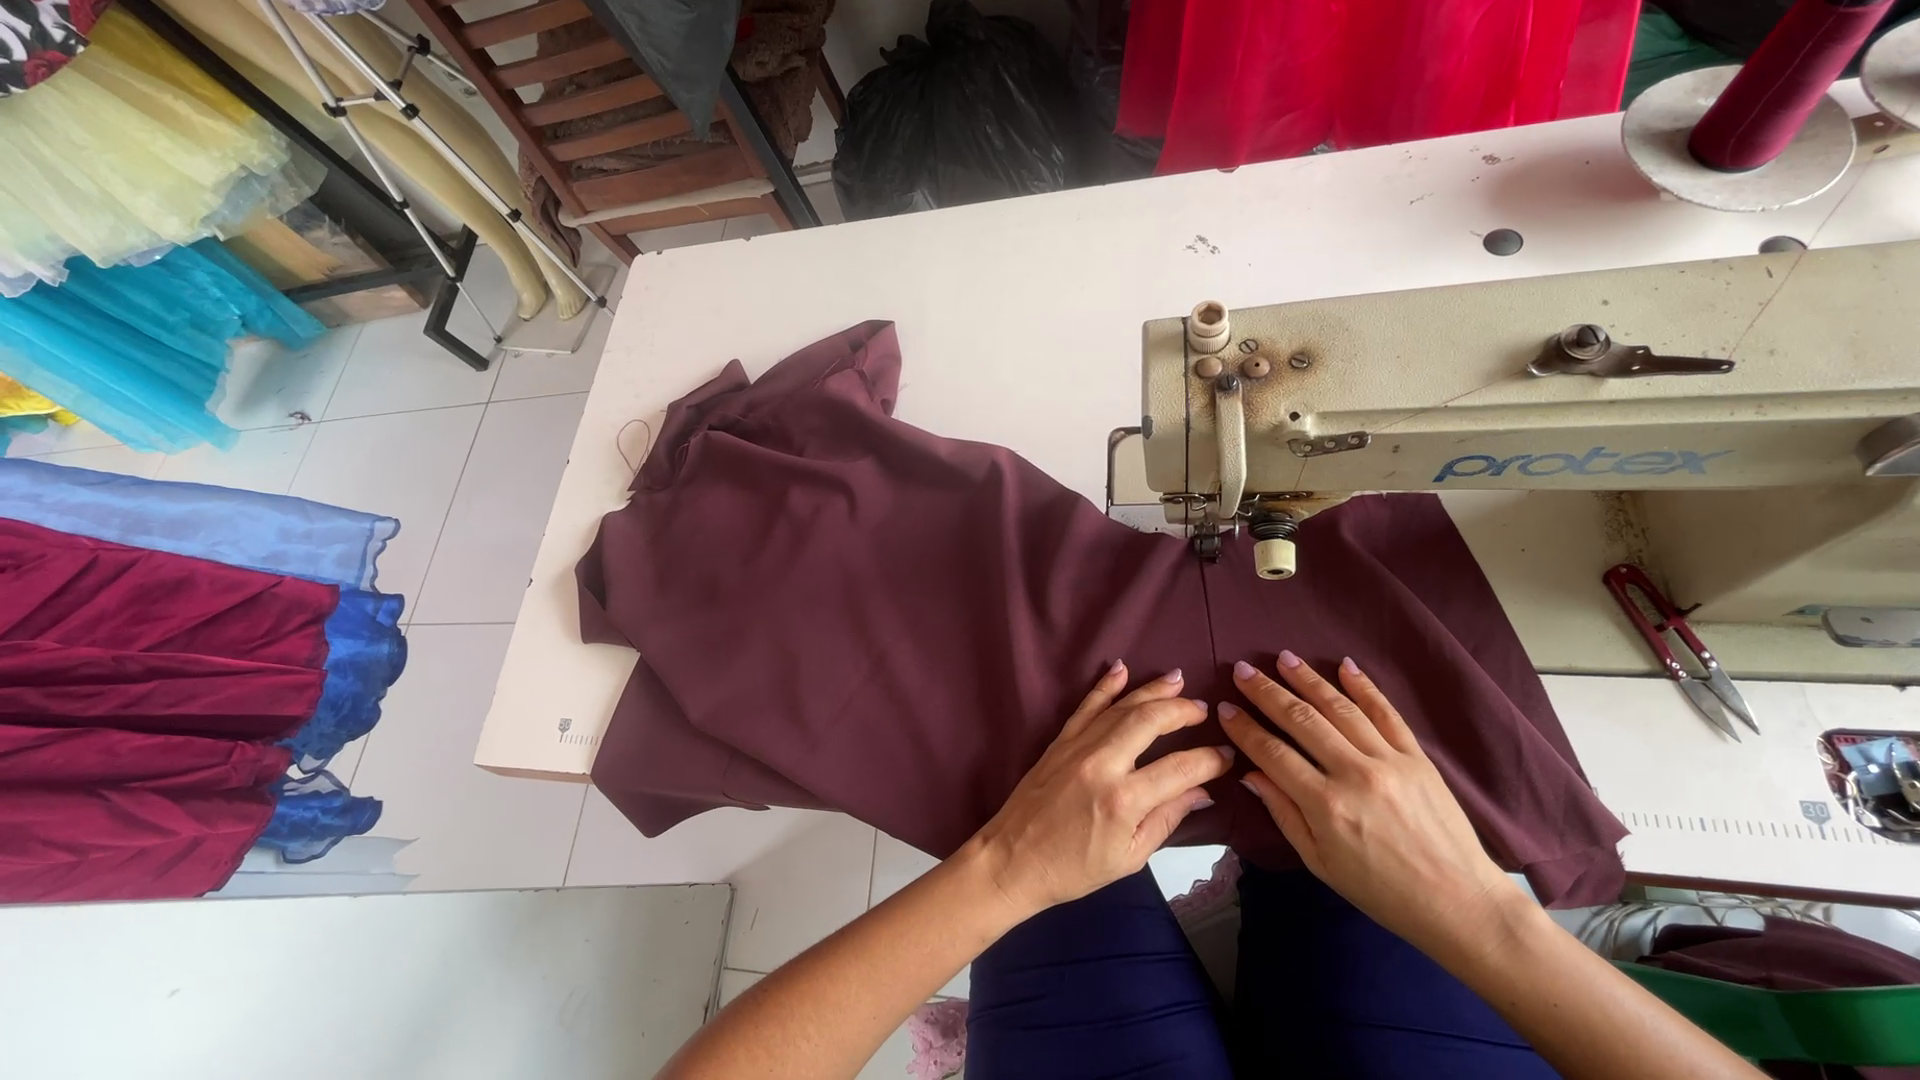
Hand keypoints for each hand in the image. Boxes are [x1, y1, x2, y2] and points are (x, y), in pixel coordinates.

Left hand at [963, 662, 1234, 918]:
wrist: (1012, 861)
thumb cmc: (1073, 870)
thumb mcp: (1129, 857)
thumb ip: (1166, 819)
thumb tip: (1202, 793)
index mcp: (1124, 800)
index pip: (1180, 768)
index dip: (1210, 760)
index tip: (1227, 755)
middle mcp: (1102, 765)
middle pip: (1150, 721)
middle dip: (1182, 711)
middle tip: (1203, 710)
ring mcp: (1077, 748)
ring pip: (1120, 707)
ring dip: (1151, 690)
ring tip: (1178, 679)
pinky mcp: (1059, 742)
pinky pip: (1086, 707)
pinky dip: (1104, 686)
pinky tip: (1122, 669)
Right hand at [1219, 652, 1526, 958]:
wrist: (1459, 903)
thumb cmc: (1381, 891)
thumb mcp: (1319, 862)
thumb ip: (1284, 814)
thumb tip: (1251, 774)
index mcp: (1325, 805)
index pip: (1272, 753)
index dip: (1245, 729)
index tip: (1225, 709)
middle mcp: (1355, 774)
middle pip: (1302, 720)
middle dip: (1267, 692)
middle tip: (1242, 670)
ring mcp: (1390, 761)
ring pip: (1340, 708)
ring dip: (1308, 680)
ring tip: (1284, 658)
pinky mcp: (1419, 758)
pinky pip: (1387, 714)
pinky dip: (1365, 687)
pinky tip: (1344, 666)